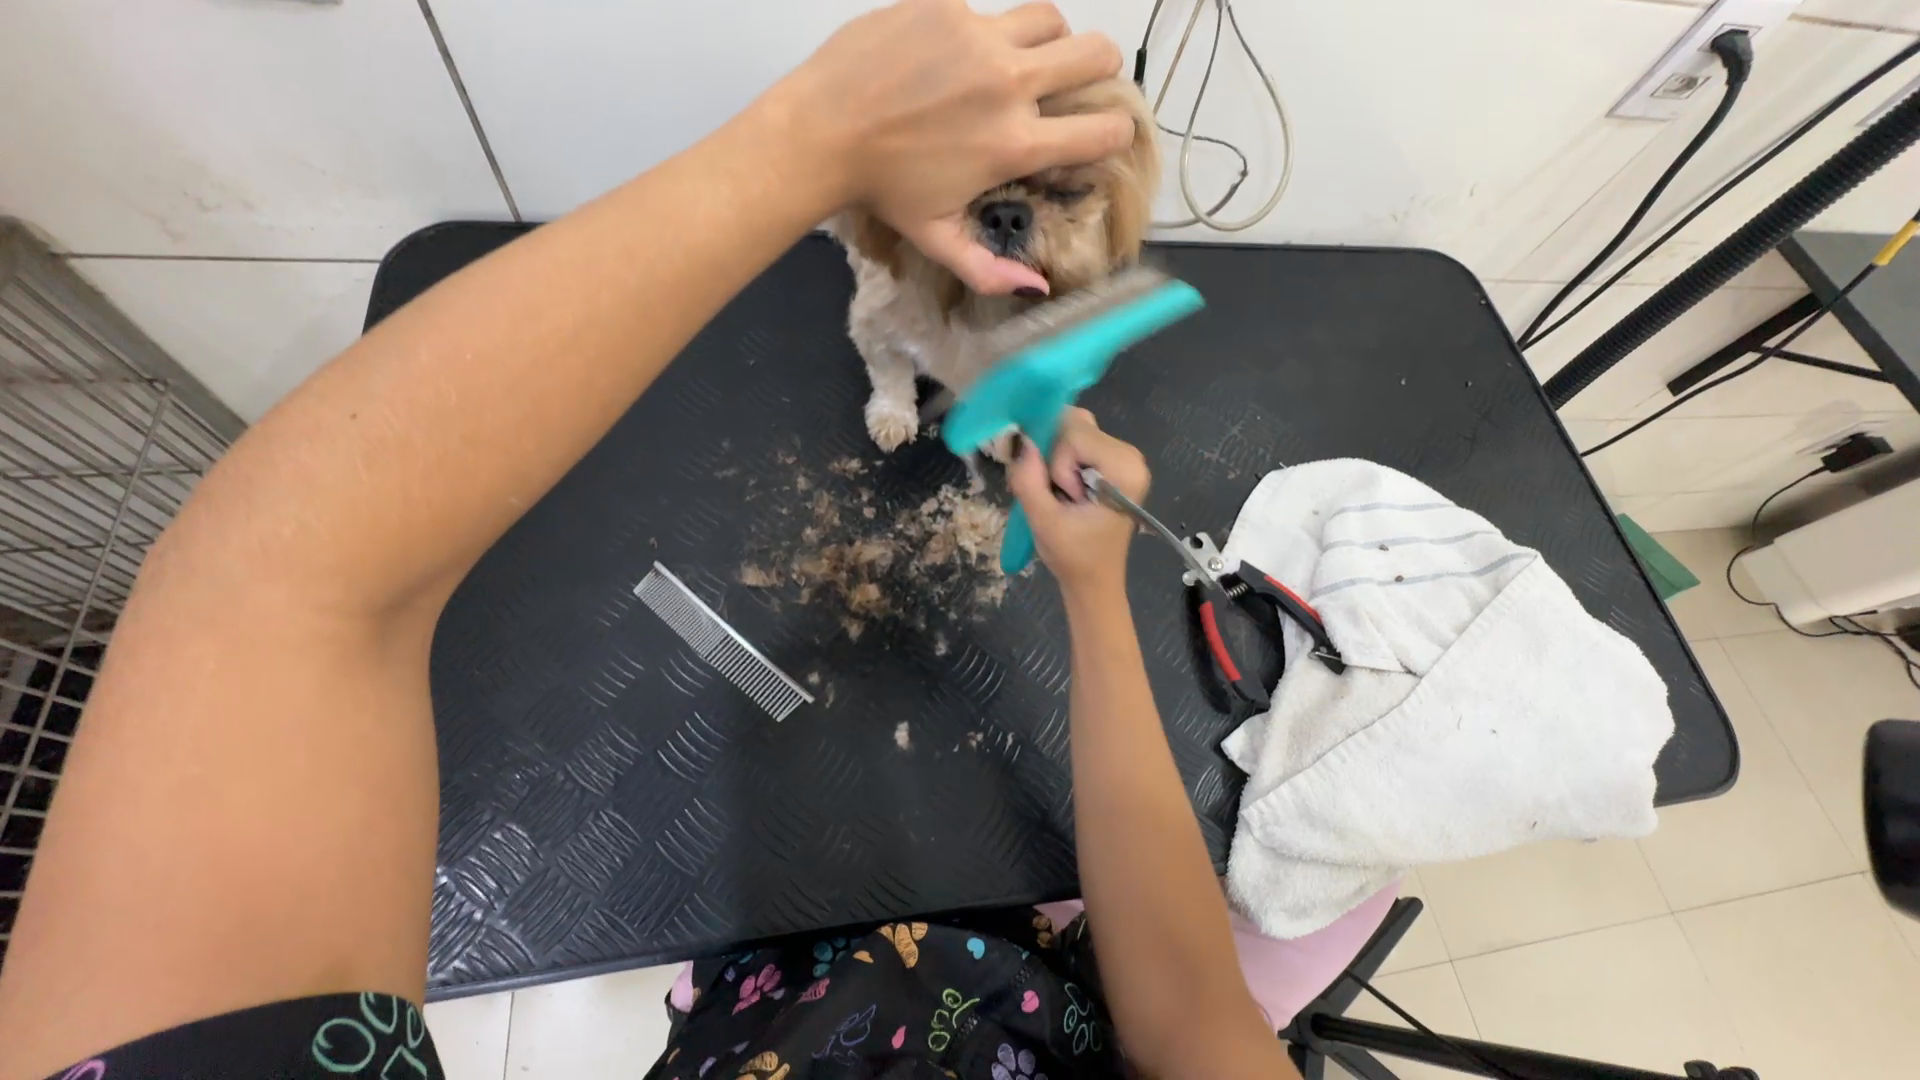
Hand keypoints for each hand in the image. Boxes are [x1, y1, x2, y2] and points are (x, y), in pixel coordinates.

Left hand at [781, 1, 1130, 293]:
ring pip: (1051, 18)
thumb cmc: (882, 192)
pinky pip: (987, 8)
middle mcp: (1008, 84)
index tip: (1103, 137)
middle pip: (1097, 53)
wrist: (820, 132)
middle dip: (1101, 70)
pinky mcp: (944, 4)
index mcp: (1013, 143)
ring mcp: (978, 36)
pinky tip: (956, 56)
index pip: (1103, 131)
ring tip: (1029, 59)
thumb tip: (1037, 288)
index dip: (1115, 134)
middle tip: (1080, 83)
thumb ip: (989, 268)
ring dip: (1052, 39)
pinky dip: (985, 31)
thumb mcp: (937, 238)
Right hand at [1008, 408, 1148, 599]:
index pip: (1074, 434)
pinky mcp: (1111, 461)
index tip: (1063, 497)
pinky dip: (1060, 461)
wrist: (1093, 582)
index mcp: (1125, 469)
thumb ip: (1029, 479)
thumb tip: (1020, 440)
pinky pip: (1076, 441)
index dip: (1057, 463)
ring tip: (1061, 495)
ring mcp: (1122, 456)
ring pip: (1072, 430)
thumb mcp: (1043, 521)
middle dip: (1055, 458)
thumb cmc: (1073, 557)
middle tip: (1059, 495)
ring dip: (1055, 460)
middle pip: (1075, 426)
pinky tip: (1064, 490)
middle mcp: (1130, 455)